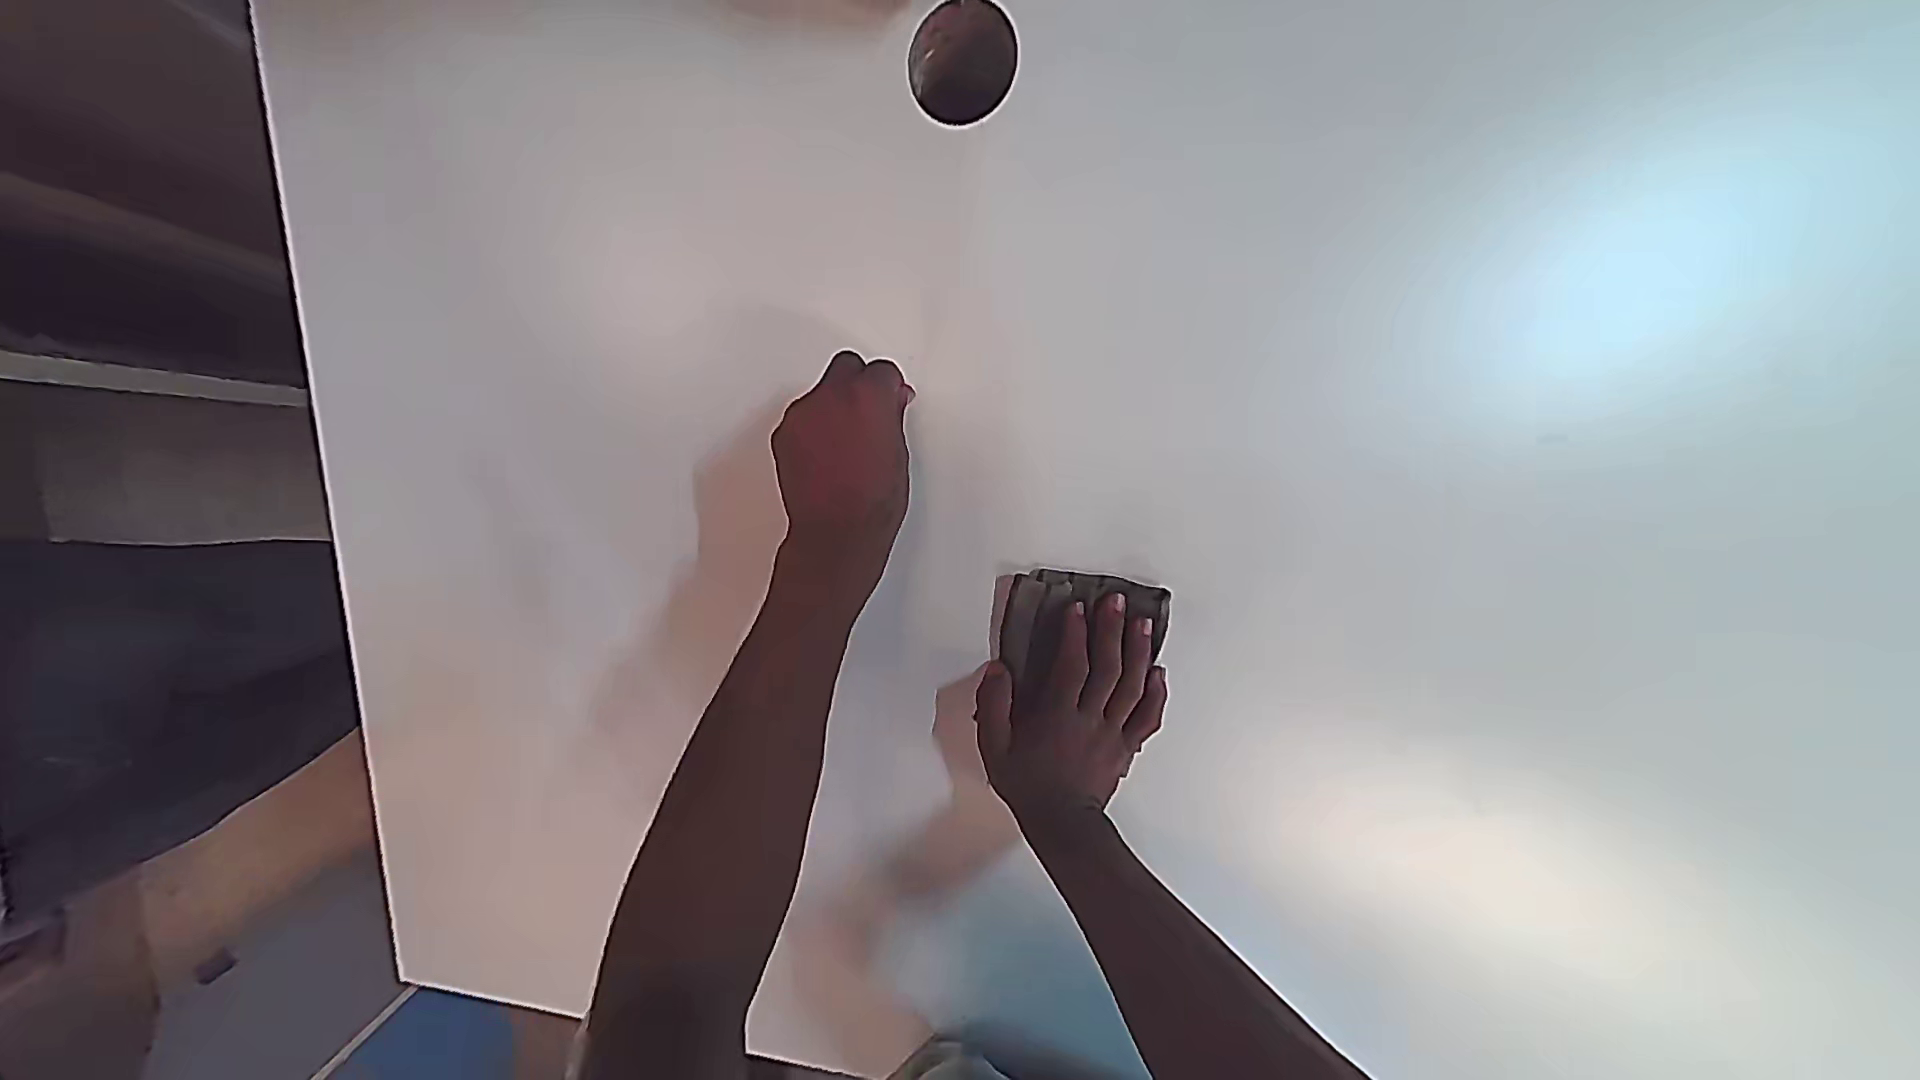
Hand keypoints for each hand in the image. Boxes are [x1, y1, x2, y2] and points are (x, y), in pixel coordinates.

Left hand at [772, 350, 912, 586]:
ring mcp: (803, 414)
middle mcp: (831, 396)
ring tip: (847, 441)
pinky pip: (803, 417)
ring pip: (821, 391)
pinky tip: (828, 454)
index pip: (882, 370)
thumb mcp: (899, 455)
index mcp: (868, 397)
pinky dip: (814, 427)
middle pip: (846, 367)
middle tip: (870, 410)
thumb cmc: (872, 503)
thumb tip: (891, 404)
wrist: (837, 532)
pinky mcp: (784, 433)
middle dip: (859, 383)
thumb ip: (892, 418)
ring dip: (834, 405)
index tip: (892, 397)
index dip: (889, 386)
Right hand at [975, 593, 1167, 821]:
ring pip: (1132, 686)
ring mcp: (1113, 732)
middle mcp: (1090, 719)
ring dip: (1139, 652)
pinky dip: (1156, 693)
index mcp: (1057, 715)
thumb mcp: (994, 744)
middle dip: (1113, 630)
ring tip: (1144, 624)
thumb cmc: (1027, 783)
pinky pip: (1147, 717)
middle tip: (1117, 602)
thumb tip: (998, 669)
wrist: (1060, 823)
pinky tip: (1159, 673)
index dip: (1075, 633)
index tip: (1077, 608)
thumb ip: (994, 704)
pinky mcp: (1126, 746)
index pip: (1071, 665)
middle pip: (1108, 668)